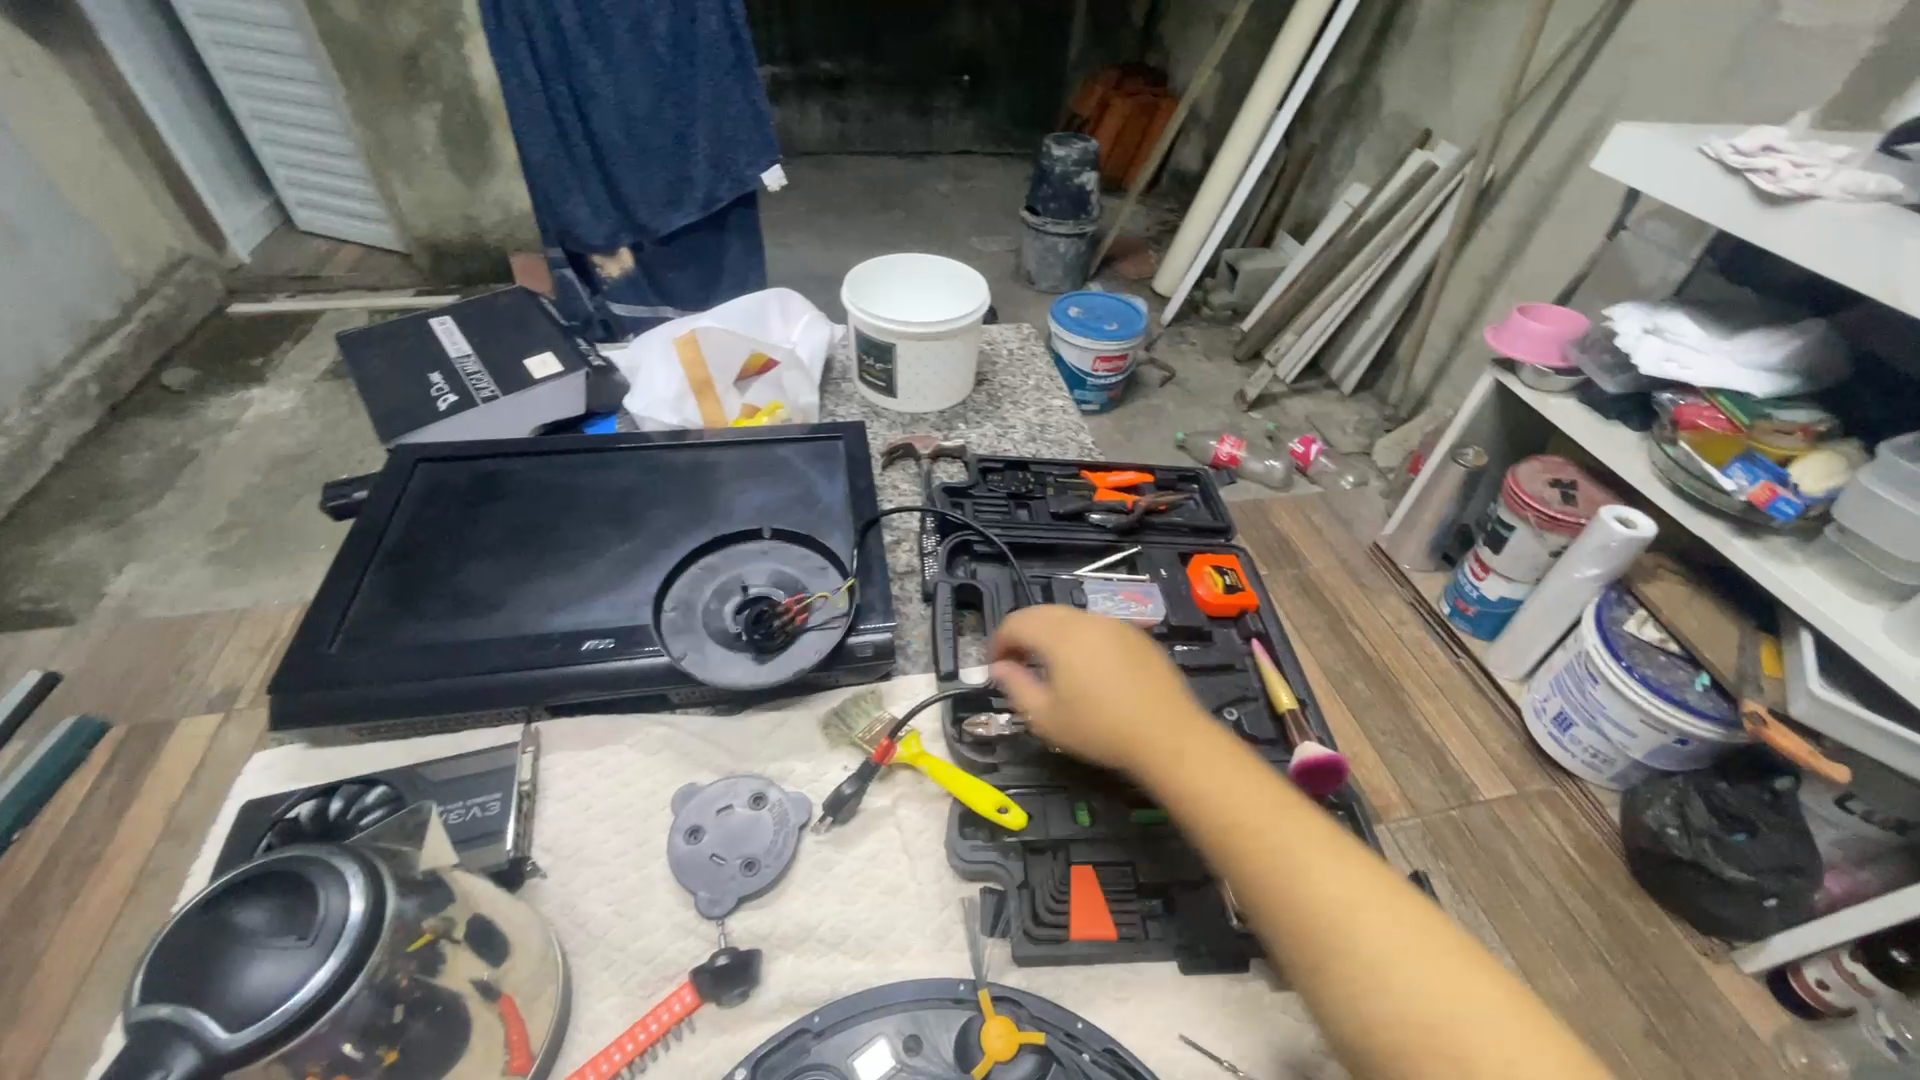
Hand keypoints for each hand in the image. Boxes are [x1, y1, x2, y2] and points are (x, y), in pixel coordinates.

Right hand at [989, 605, 1212, 774]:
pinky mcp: (1136, 635)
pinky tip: (1086, 670)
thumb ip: (1015, 686)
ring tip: (1049, 668)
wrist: (1169, 735)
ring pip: (1070, 618)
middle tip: (1017, 665)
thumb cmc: (1100, 729)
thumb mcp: (1046, 717)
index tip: (995, 668)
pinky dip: (1079, 639)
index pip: (1015, 622)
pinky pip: (1096, 628)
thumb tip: (999, 668)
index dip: (998, 642)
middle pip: (1042, 613)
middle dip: (1022, 634)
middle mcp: (1086, 619)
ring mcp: (1115, 624)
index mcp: (1059, 635)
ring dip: (1050, 635)